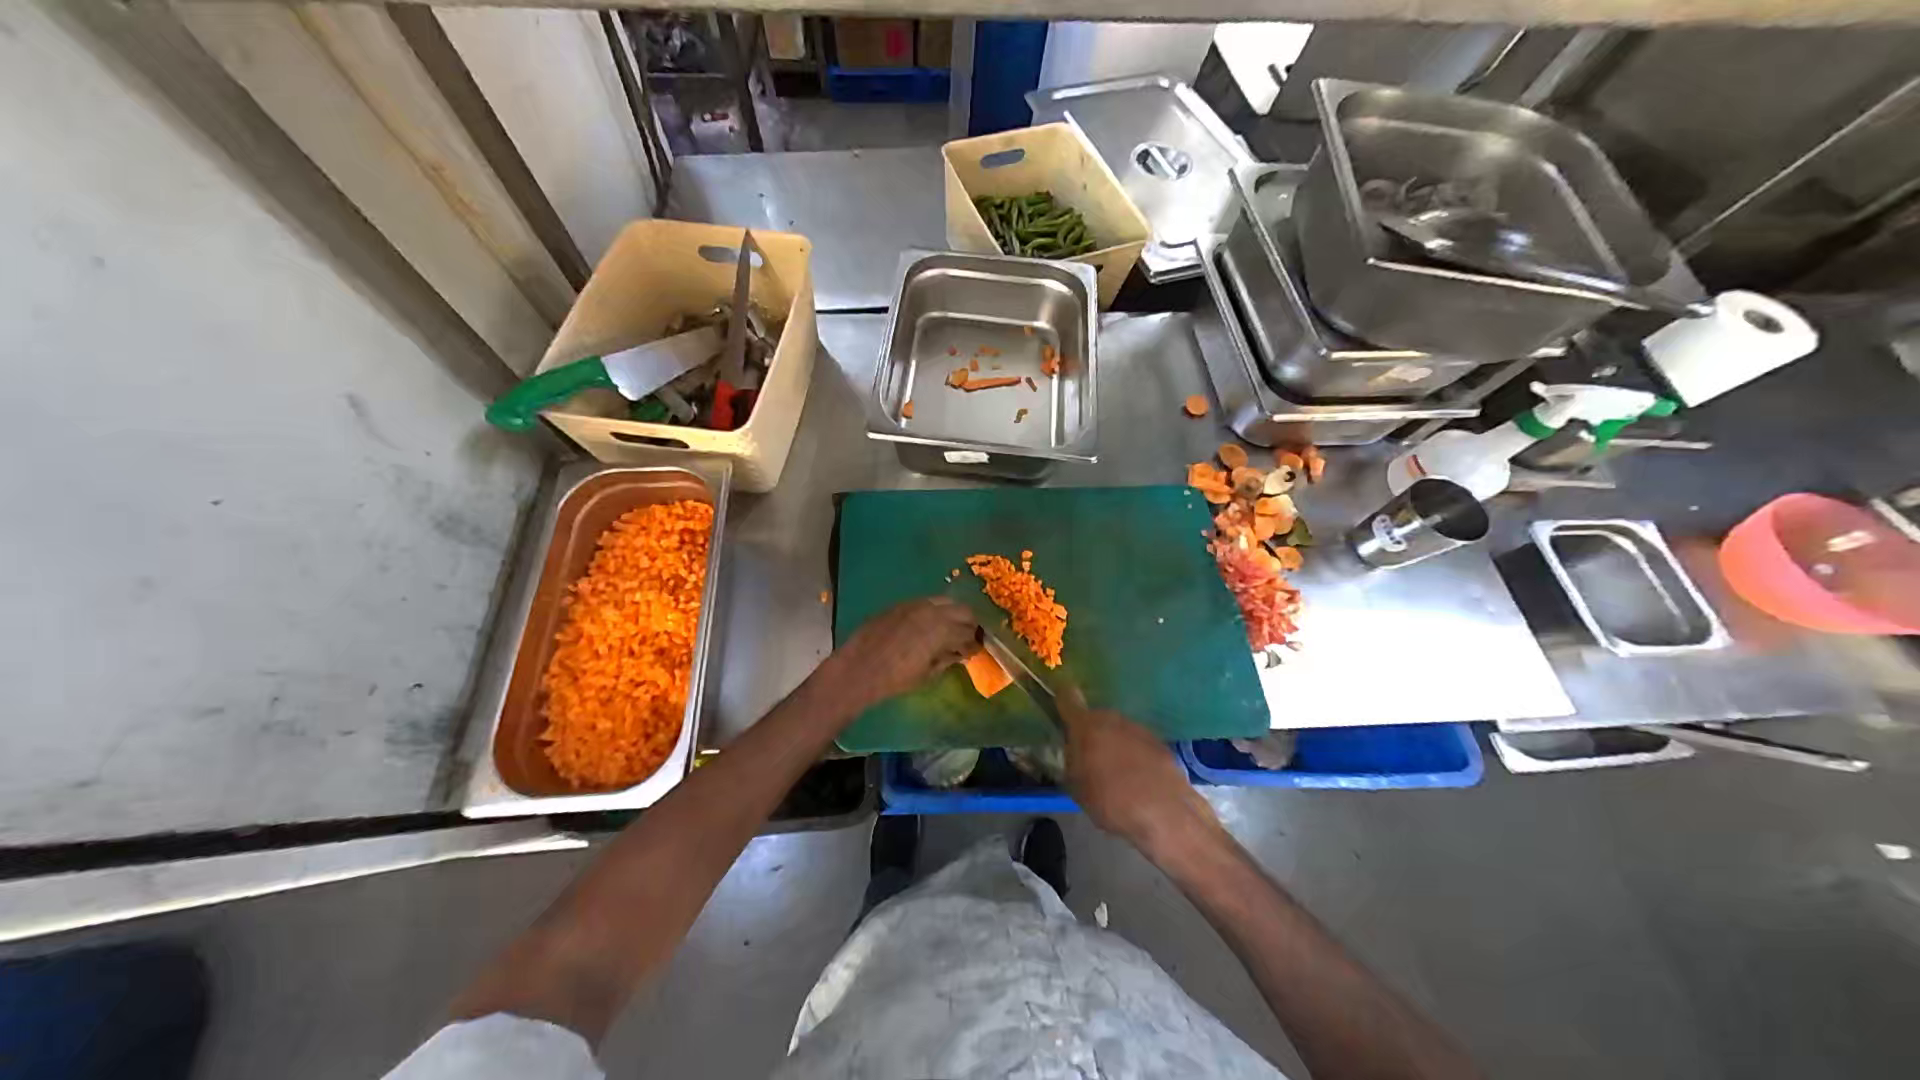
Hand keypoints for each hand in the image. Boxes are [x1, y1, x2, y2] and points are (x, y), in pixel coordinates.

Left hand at [827, 597, 977, 709]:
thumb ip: (947, 659)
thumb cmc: (896, 678)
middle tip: (966, 639)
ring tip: (948, 630)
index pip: (969, 633)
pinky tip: (928, 626)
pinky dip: (933, 612)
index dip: (974, 644)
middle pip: (962, 610)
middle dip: (968, 624)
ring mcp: (915, 604)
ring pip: (944, 602)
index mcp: (942, 630)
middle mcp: (932, 611)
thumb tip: (959, 653)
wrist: (859, 669)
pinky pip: (925, 603)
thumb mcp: (927, 673)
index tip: (974, 651)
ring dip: (951, 615)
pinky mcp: (900, 605)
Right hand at [1062, 695, 1218, 854]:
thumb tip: (1072, 752)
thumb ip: (1070, 762)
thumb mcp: (1076, 787)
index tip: (1060, 707)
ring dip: (1114, 744)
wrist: (1164, 813)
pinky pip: (1138, 743)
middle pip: (1095, 717)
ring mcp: (1139, 728)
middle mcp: (1112, 719)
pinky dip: (1135, 755)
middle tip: (1089, 758)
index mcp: (1085, 726)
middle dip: (1090, 732)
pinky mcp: (1160, 742)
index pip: (1067, 698)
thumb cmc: (1111, 801)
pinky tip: (1138, 779)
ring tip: (1115, 773)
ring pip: (1118, 730)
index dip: (1062, 699)